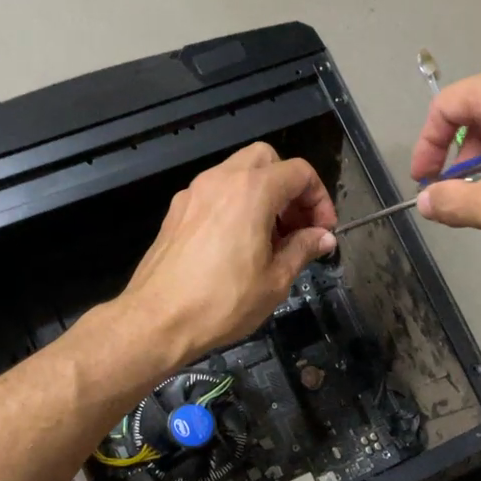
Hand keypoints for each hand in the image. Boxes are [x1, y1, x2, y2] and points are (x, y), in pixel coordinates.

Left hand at [117, 142, 337, 362]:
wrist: (157, 320)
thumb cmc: (222, 303)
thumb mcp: (274, 281)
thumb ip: (302, 249)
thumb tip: (323, 237)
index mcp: (252, 191)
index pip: (299, 172)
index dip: (319, 199)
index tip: (323, 231)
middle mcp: (221, 180)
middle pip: (266, 160)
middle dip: (289, 187)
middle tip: (297, 226)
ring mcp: (194, 193)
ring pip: (237, 173)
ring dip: (262, 195)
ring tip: (270, 240)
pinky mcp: (176, 212)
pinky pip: (215, 193)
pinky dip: (235, 205)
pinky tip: (238, 245)